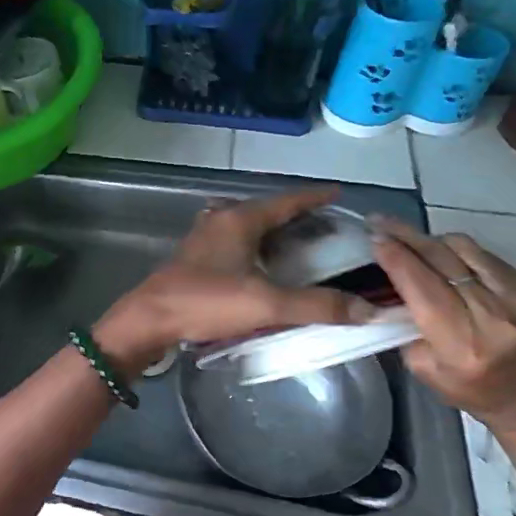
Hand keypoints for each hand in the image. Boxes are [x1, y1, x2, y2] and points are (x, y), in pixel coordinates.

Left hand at [93, 187, 376, 371]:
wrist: (149, 321)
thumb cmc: (206, 302)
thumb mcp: (266, 304)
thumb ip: (317, 306)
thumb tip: (367, 310)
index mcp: (241, 219)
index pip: (287, 200)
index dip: (315, 197)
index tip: (339, 194)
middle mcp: (223, 220)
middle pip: (269, 211)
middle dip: (298, 216)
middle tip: (327, 227)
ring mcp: (206, 238)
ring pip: (250, 227)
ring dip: (276, 233)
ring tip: (302, 246)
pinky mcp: (197, 259)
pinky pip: (237, 244)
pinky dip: (258, 248)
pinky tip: (265, 267)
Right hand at [370, 217, 515, 433]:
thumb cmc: (474, 390)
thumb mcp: (426, 371)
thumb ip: (407, 330)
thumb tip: (390, 291)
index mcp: (461, 344)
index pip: (423, 288)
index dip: (397, 259)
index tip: (374, 239)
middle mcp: (490, 315)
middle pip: (441, 260)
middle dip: (406, 237)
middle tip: (380, 222)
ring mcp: (514, 297)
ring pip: (463, 248)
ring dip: (431, 239)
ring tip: (408, 237)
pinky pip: (484, 255)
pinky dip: (457, 250)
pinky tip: (442, 254)